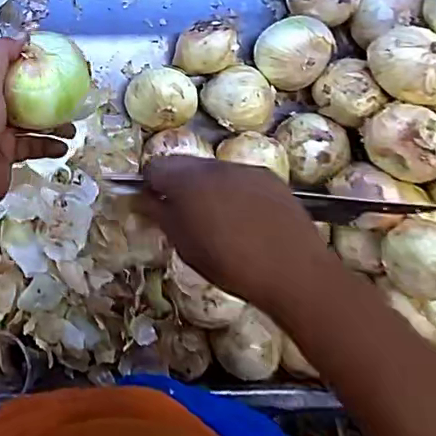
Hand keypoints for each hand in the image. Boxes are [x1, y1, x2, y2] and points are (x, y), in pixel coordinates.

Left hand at [0, 37, 70, 215]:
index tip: (51, 59)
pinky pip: (31, 145)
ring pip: (30, 121)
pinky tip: (63, 147)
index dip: (25, 60)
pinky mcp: (5, 154)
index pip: (3, 66)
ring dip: (52, 122)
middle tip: (69, 94)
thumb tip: (21, 36)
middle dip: (45, 93)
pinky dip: (48, 145)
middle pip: (20, 94)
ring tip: (72, 125)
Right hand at [141, 156, 335, 318]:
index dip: (149, 185)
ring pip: (213, 171)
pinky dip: (234, 192)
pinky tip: (245, 219)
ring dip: (206, 187)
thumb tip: (140, 198)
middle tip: (182, 215)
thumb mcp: (184, 245)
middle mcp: (213, 166)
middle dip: (177, 184)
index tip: (153, 206)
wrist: (294, 271)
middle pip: (183, 165)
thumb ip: (158, 215)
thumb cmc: (229, 264)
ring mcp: (244, 169)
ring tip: (217, 220)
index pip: (154, 167)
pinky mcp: (269, 177)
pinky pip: (240, 178)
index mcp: (186, 180)